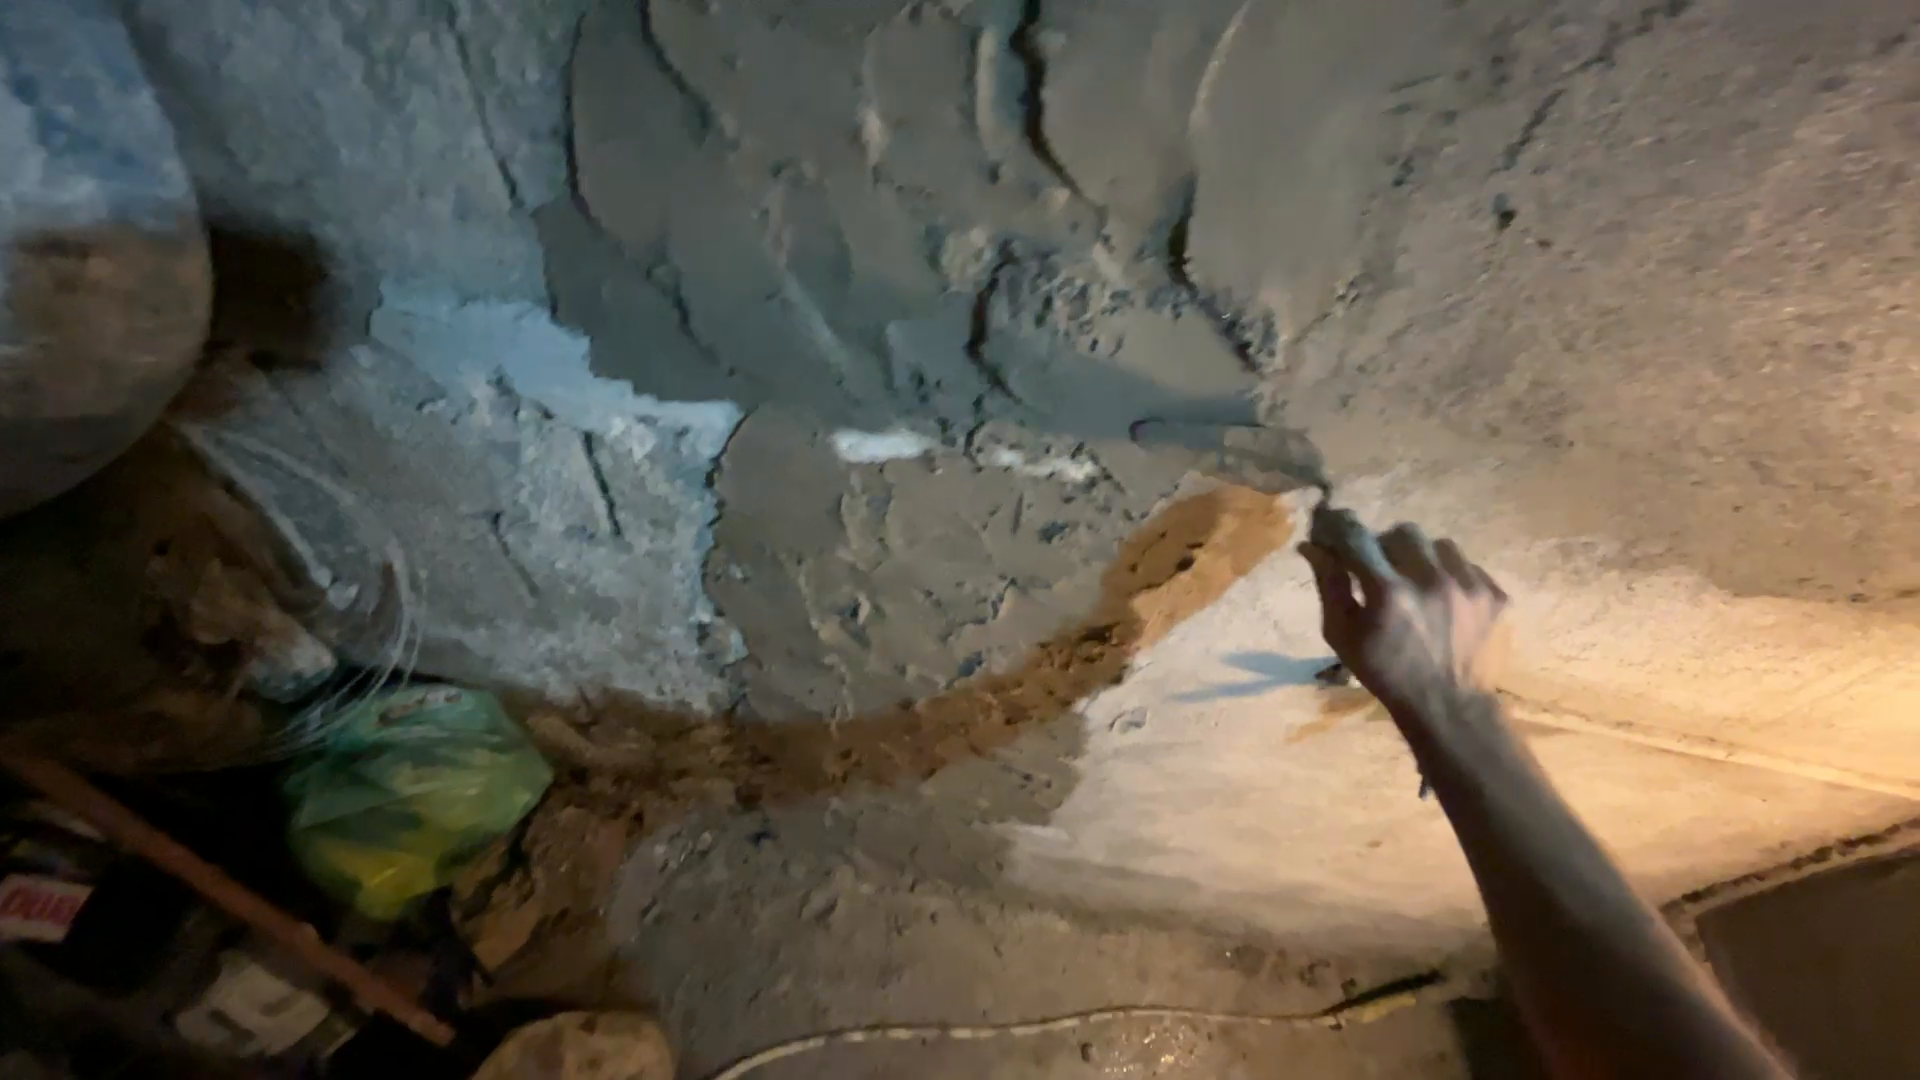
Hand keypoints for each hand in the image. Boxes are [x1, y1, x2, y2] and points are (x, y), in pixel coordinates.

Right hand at [1298, 506, 1509, 723]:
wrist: (1448, 706)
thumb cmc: (1382, 671)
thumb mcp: (1340, 633)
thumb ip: (1328, 584)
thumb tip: (1311, 546)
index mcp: (1388, 592)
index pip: (1356, 536)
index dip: (1339, 524)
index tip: (1330, 522)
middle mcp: (1431, 580)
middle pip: (1400, 532)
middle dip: (1383, 545)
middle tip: (1378, 568)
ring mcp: (1469, 586)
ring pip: (1437, 544)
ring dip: (1419, 557)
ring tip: (1414, 583)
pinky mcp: (1495, 595)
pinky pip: (1466, 565)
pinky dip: (1448, 576)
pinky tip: (1440, 601)